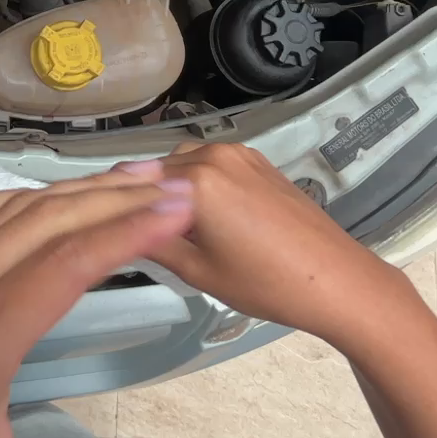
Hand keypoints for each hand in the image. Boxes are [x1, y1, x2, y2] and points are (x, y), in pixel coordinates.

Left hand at [0, 173, 194, 437]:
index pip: (69, 261)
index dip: (132, 229)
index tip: (177, 210)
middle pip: (40, 219)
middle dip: (108, 195)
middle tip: (164, 185)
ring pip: (3, 212)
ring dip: (62, 192)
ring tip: (112, 184)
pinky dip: (18, 207)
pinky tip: (35, 213)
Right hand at [130, 143, 417, 350]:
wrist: (339, 282)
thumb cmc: (265, 283)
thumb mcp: (197, 270)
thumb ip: (151, 240)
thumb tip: (116, 226)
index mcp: (196, 181)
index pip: (134, 182)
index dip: (114, 199)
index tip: (97, 213)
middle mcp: (214, 155)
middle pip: (158, 168)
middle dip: (144, 192)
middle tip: (136, 224)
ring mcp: (239, 154)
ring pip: (184, 161)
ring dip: (171, 183)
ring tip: (173, 220)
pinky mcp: (258, 160)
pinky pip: (211, 161)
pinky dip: (198, 178)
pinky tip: (204, 210)